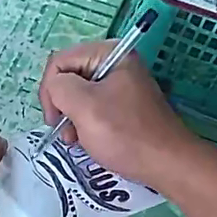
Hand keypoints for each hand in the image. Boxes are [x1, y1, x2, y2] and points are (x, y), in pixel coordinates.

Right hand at [38, 42, 198, 185]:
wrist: (166, 163)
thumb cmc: (124, 134)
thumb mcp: (84, 106)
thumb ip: (59, 87)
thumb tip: (55, 88)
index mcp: (109, 53)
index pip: (59, 62)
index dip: (49, 90)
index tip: (54, 120)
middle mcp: (116, 63)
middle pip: (69, 77)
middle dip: (61, 105)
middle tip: (66, 132)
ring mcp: (122, 85)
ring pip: (79, 95)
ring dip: (72, 118)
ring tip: (77, 140)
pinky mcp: (125, 106)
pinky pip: (94, 108)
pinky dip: (86, 124)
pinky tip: (89, 140)